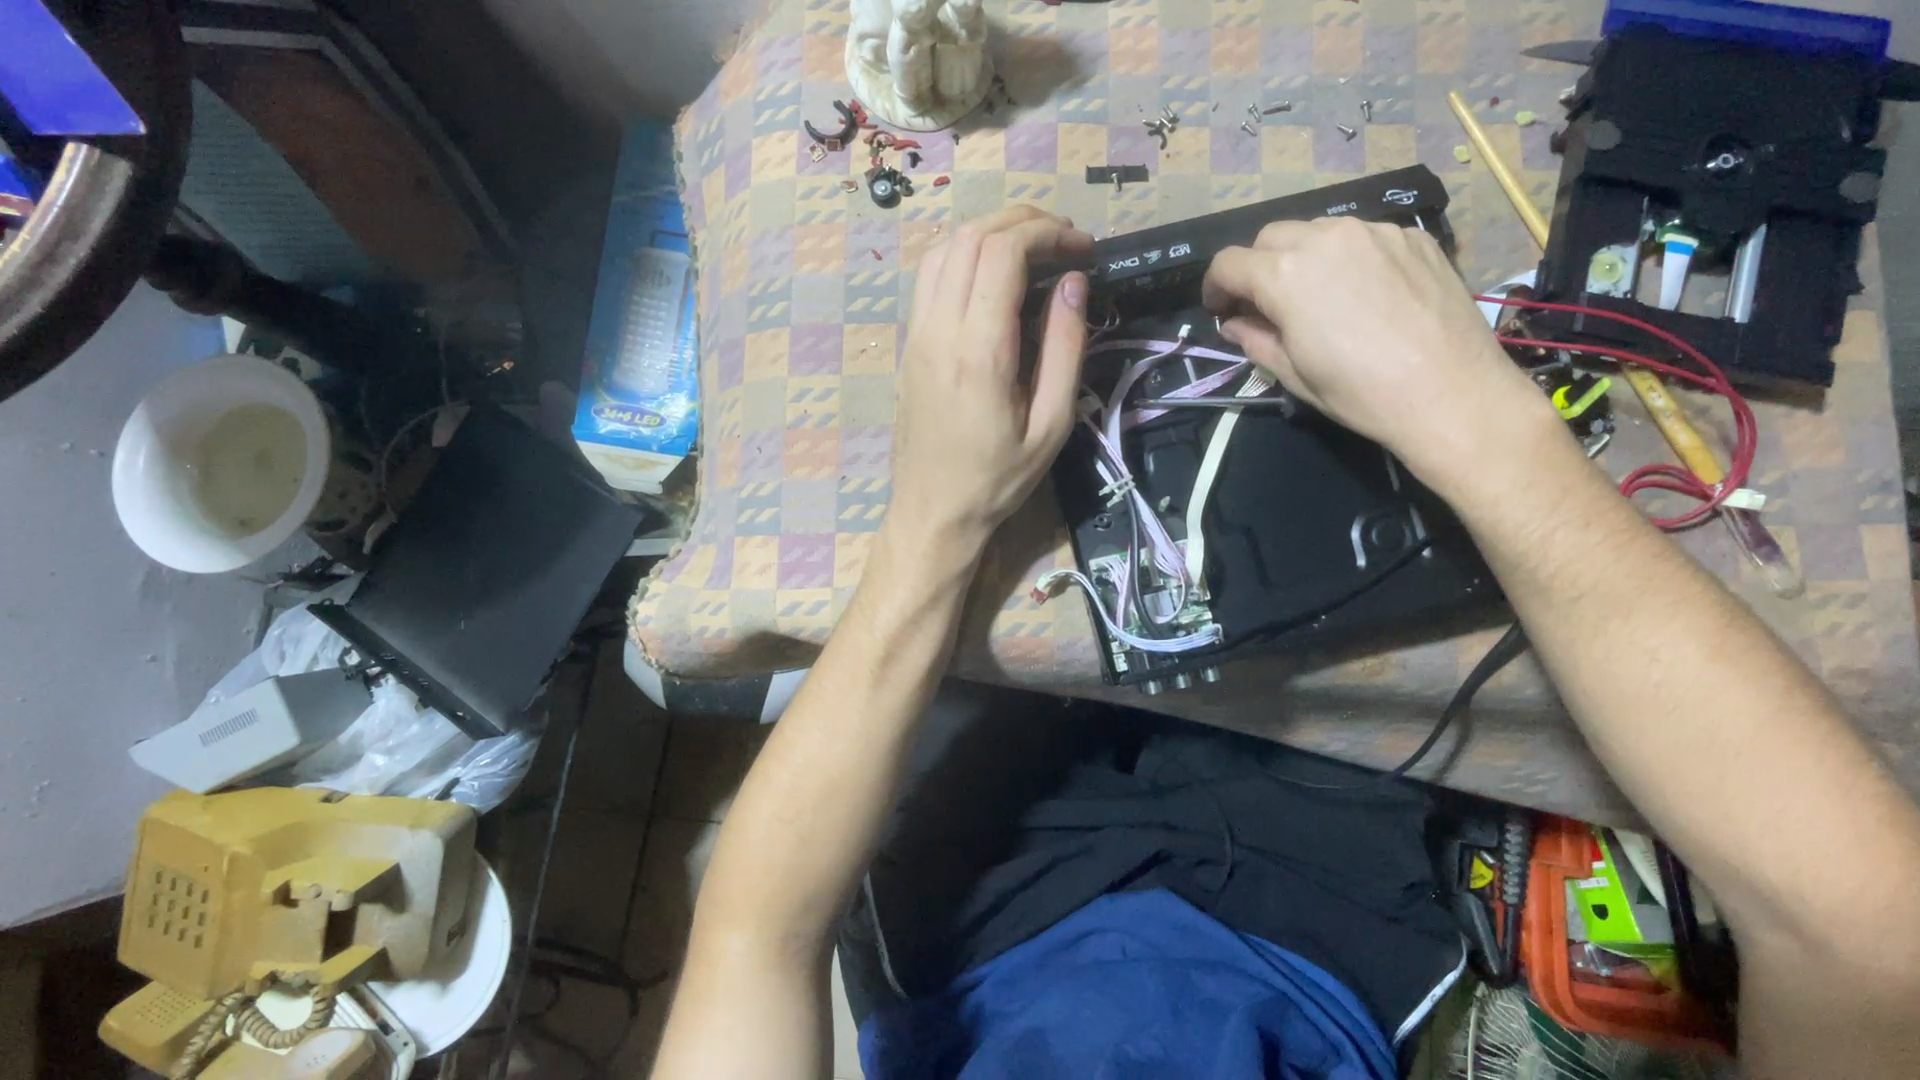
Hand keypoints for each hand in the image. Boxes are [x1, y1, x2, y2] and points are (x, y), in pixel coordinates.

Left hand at [884, 205, 1091, 567]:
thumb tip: (1074, 283)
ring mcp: (916, 334)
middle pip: (971, 236)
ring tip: (1032, 249)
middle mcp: (939, 330)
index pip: (1003, 253)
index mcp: (979, 351)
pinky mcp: (908, 343)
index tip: (1082, 247)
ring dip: (989, 232)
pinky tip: (992, 274)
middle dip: (1022, 222)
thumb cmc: (998, 478)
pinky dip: (962, 255)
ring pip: (943, 248)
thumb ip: (1066, 349)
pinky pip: (929, 276)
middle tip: (1063, 239)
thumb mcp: (1051, 425)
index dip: (1047, 233)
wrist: (933, 510)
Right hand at [1201, 217, 1553, 481]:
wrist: (1450, 392)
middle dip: (1258, 266)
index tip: (1221, 310)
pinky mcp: (1412, 237)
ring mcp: (1373, 232)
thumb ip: (1255, 339)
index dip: (1215, 286)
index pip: (1228, 263)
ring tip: (1319, 294)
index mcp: (1284, 275)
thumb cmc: (1360, 393)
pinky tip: (1365, 293)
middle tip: (1267, 303)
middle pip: (1270, 237)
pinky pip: (1364, 236)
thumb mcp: (1293, 375)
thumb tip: (1235, 324)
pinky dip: (1349, 257)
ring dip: (1303, 256)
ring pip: (1318, 231)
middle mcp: (1325, 239)